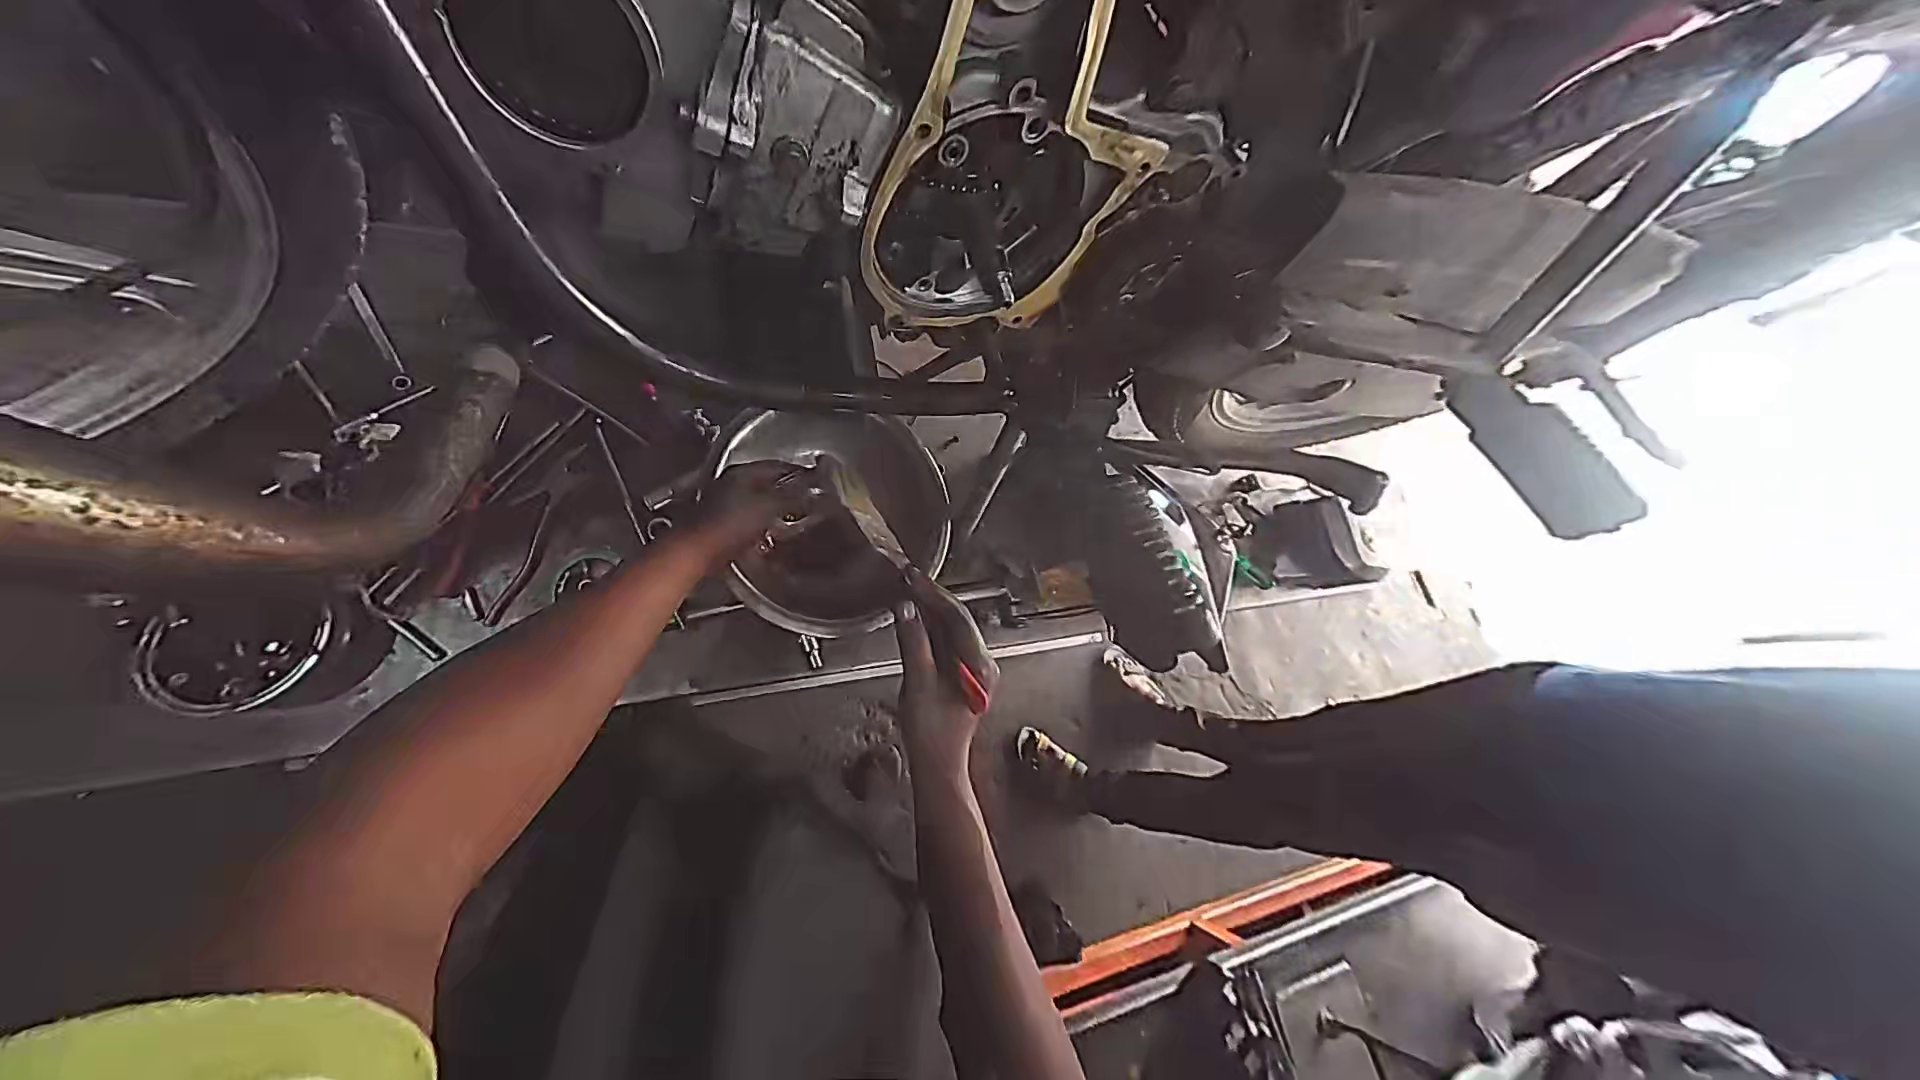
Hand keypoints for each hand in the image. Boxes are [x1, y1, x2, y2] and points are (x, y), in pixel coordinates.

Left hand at [697, 460, 817, 558]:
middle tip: (809, 502)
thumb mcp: (769, 507)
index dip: (799, 473)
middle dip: (788, 493)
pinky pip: (749, 521)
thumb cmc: (731, 525)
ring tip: (794, 520)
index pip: (777, 466)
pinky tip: (772, 535)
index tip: (817, 482)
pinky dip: (763, 525)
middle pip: (767, 484)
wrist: (697, 553)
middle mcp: (730, 484)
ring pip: (758, 503)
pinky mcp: (720, 525)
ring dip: (775, 511)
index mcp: (741, 473)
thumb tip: (815, 492)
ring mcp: (723, 504)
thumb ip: (794, 497)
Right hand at [894, 569, 999, 784]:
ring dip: (931, 609)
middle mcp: (983, 663)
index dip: (932, 594)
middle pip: (958, 620)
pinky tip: (917, 615)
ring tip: (909, 589)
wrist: (939, 766)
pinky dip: (932, 626)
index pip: (956, 618)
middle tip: (908, 577)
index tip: (912, 577)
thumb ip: (913, 645)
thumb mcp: (917, 686)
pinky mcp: (964, 674)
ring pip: (953, 628)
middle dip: (932, 597)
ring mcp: (975, 668)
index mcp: (979, 666)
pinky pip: (949, 641)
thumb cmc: (930, 733)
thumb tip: (906, 610)